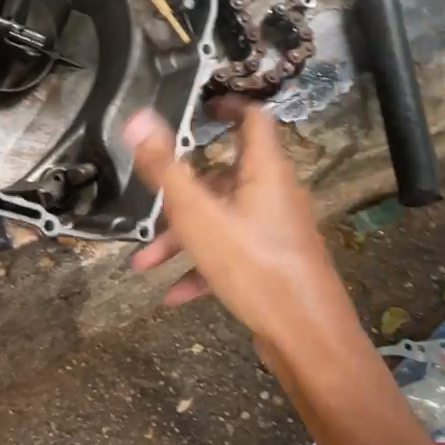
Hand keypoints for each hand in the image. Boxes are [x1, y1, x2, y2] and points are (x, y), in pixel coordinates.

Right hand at [122, 100, 359, 349]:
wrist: (308, 338)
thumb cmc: (254, 267)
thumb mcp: (198, 215)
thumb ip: (165, 168)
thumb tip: (137, 118)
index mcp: (264, 173)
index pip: (253, 121)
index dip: (228, 107)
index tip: (201, 107)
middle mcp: (274, 196)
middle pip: (223, 179)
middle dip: (179, 194)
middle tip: (149, 205)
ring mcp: (275, 233)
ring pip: (220, 222)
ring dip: (181, 239)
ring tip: (144, 264)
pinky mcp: (273, 266)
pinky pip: (230, 256)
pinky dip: (201, 269)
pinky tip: (173, 296)